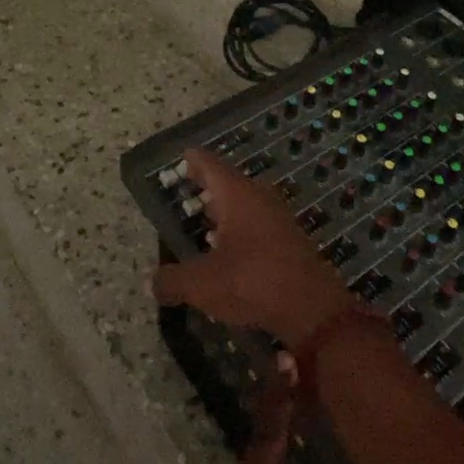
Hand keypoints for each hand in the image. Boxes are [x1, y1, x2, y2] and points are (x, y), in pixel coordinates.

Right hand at [150, 147, 355, 345]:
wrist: (312, 308)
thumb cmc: (252, 282)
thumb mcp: (202, 284)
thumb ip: (173, 280)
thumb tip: (151, 282)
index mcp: (238, 194)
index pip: (211, 165)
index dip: (195, 160)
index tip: (184, 155)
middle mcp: (260, 198)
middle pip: (229, 183)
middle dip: (209, 186)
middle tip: (189, 188)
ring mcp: (278, 218)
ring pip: (246, 205)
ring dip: (225, 211)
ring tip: (204, 222)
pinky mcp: (289, 241)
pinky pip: (258, 225)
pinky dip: (240, 230)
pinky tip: (228, 251)